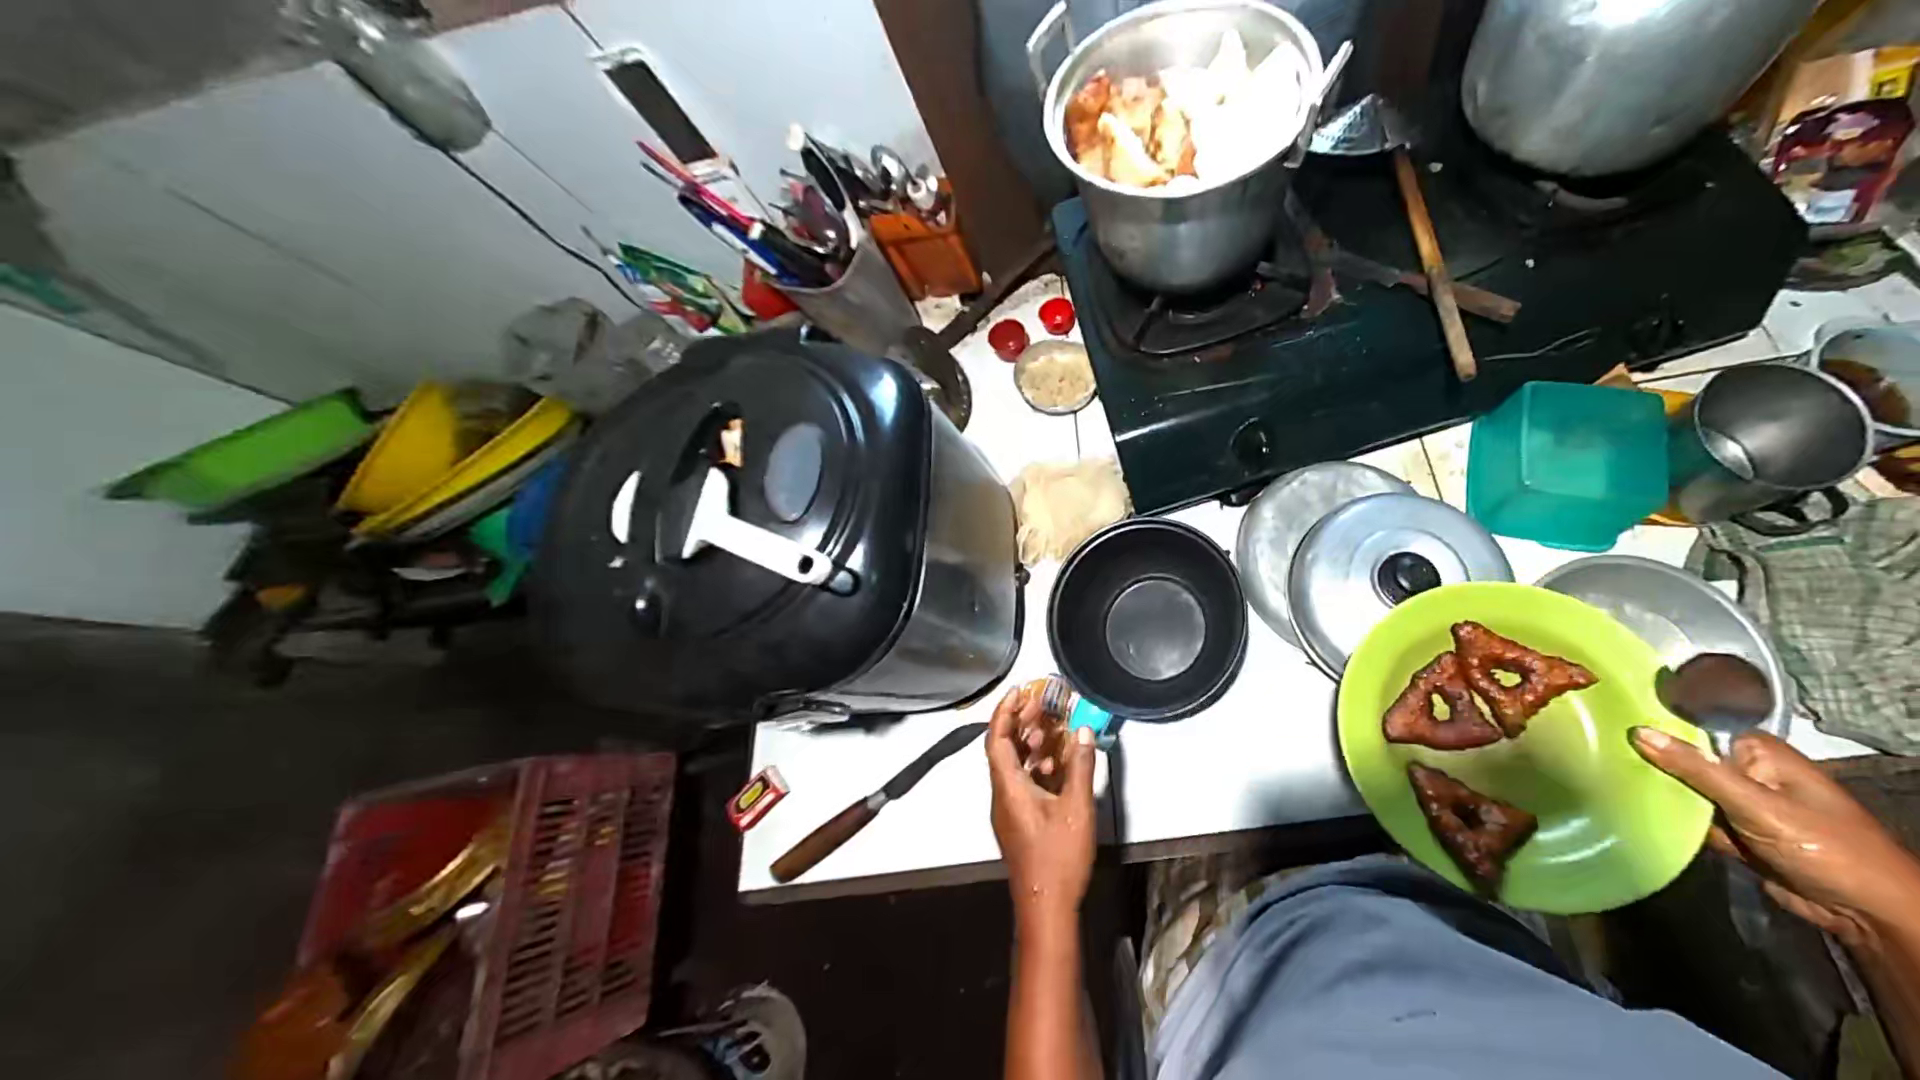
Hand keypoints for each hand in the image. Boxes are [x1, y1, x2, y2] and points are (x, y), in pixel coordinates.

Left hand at [988, 684, 1097, 928]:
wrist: (1045, 907)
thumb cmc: (1057, 859)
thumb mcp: (1076, 809)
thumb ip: (1080, 767)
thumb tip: (1083, 732)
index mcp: (1008, 786)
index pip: (997, 737)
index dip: (1006, 710)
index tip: (1021, 690)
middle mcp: (1003, 793)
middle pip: (1007, 747)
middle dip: (1024, 721)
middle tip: (1045, 702)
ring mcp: (1010, 807)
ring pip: (1017, 764)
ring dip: (1034, 743)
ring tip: (1056, 726)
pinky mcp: (1021, 819)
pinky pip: (1026, 781)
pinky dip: (1040, 766)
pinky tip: (1060, 761)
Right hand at [1633, 728, 1919, 947]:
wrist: (1869, 915)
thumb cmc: (1826, 849)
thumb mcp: (1758, 805)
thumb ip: (1697, 769)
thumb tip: (1638, 731)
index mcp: (1760, 754)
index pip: (1693, 729)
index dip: (1654, 729)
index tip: (1608, 727)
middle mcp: (1748, 772)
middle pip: (1683, 759)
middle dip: (1651, 765)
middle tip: (1599, 757)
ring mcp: (1740, 803)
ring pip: (1682, 790)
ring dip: (1658, 795)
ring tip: (1607, 782)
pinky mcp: (1733, 830)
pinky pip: (1689, 817)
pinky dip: (1671, 819)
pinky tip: (1636, 812)